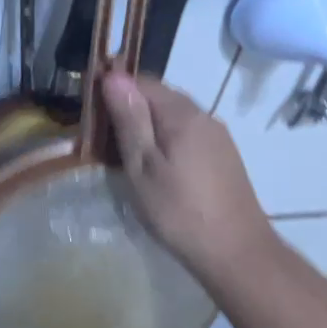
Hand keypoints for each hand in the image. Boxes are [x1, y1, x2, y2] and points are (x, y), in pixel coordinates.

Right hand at [100, 72, 276, 277]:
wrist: (235, 252)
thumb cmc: (178, 211)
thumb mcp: (142, 166)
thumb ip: (130, 120)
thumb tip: (113, 76)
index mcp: (182, 114)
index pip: (142, 82)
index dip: (113, 90)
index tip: (91, 114)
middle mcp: (204, 116)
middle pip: (160, 97)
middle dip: (129, 108)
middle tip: (102, 139)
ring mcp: (217, 137)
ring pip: (173, 117)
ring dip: (147, 127)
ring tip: (124, 154)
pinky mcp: (223, 156)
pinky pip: (186, 134)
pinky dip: (165, 141)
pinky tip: (155, 166)